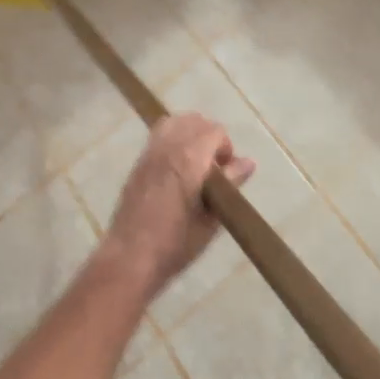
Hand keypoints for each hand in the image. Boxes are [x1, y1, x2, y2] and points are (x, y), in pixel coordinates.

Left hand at [101, 113, 255, 296]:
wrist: (130, 257)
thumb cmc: (176, 244)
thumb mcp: (211, 219)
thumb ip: (230, 184)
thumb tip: (248, 162)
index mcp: (191, 159)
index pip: (216, 131)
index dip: (226, 148)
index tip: (226, 174)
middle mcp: (170, 147)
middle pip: (196, 121)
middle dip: (210, 138)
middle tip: (214, 169)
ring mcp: (151, 152)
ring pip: (176, 122)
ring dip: (190, 134)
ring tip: (195, 163)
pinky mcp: (139, 161)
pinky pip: (159, 134)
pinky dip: (173, 139)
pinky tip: (176, 167)